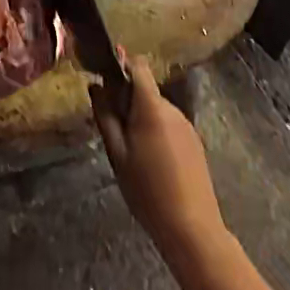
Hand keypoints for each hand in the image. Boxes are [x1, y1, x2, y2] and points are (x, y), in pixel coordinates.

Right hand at [92, 57, 224, 254]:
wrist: (190, 224)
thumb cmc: (146, 190)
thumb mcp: (117, 155)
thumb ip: (106, 116)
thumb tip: (95, 86)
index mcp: (151, 106)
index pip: (138, 66)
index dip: (121, 64)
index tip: (104, 77)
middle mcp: (172, 107)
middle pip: (145, 90)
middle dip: (127, 100)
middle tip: (111, 129)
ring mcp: (186, 123)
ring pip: (156, 109)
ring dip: (141, 118)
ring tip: (129, 151)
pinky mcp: (193, 139)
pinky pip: (169, 124)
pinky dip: (155, 131)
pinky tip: (151, 161)